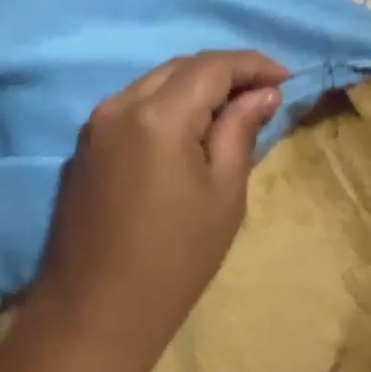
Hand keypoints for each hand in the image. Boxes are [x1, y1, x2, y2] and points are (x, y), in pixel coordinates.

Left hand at [29, 51, 288, 368]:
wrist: (95, 307)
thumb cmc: (174, 259)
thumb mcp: (222, 195)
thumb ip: (239, 132)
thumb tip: (261, 92)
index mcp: (155, 114)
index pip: (209, 66)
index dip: (250, 64)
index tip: (286, 77)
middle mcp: (118, 104)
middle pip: (177, 68)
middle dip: (222, 72)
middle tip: (263, 93)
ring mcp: (94, 123)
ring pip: (151, 83)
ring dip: (191, 87)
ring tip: (231, 110)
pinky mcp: (84, 143)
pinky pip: (130, 106)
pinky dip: (163, 105)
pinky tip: (188, 128)